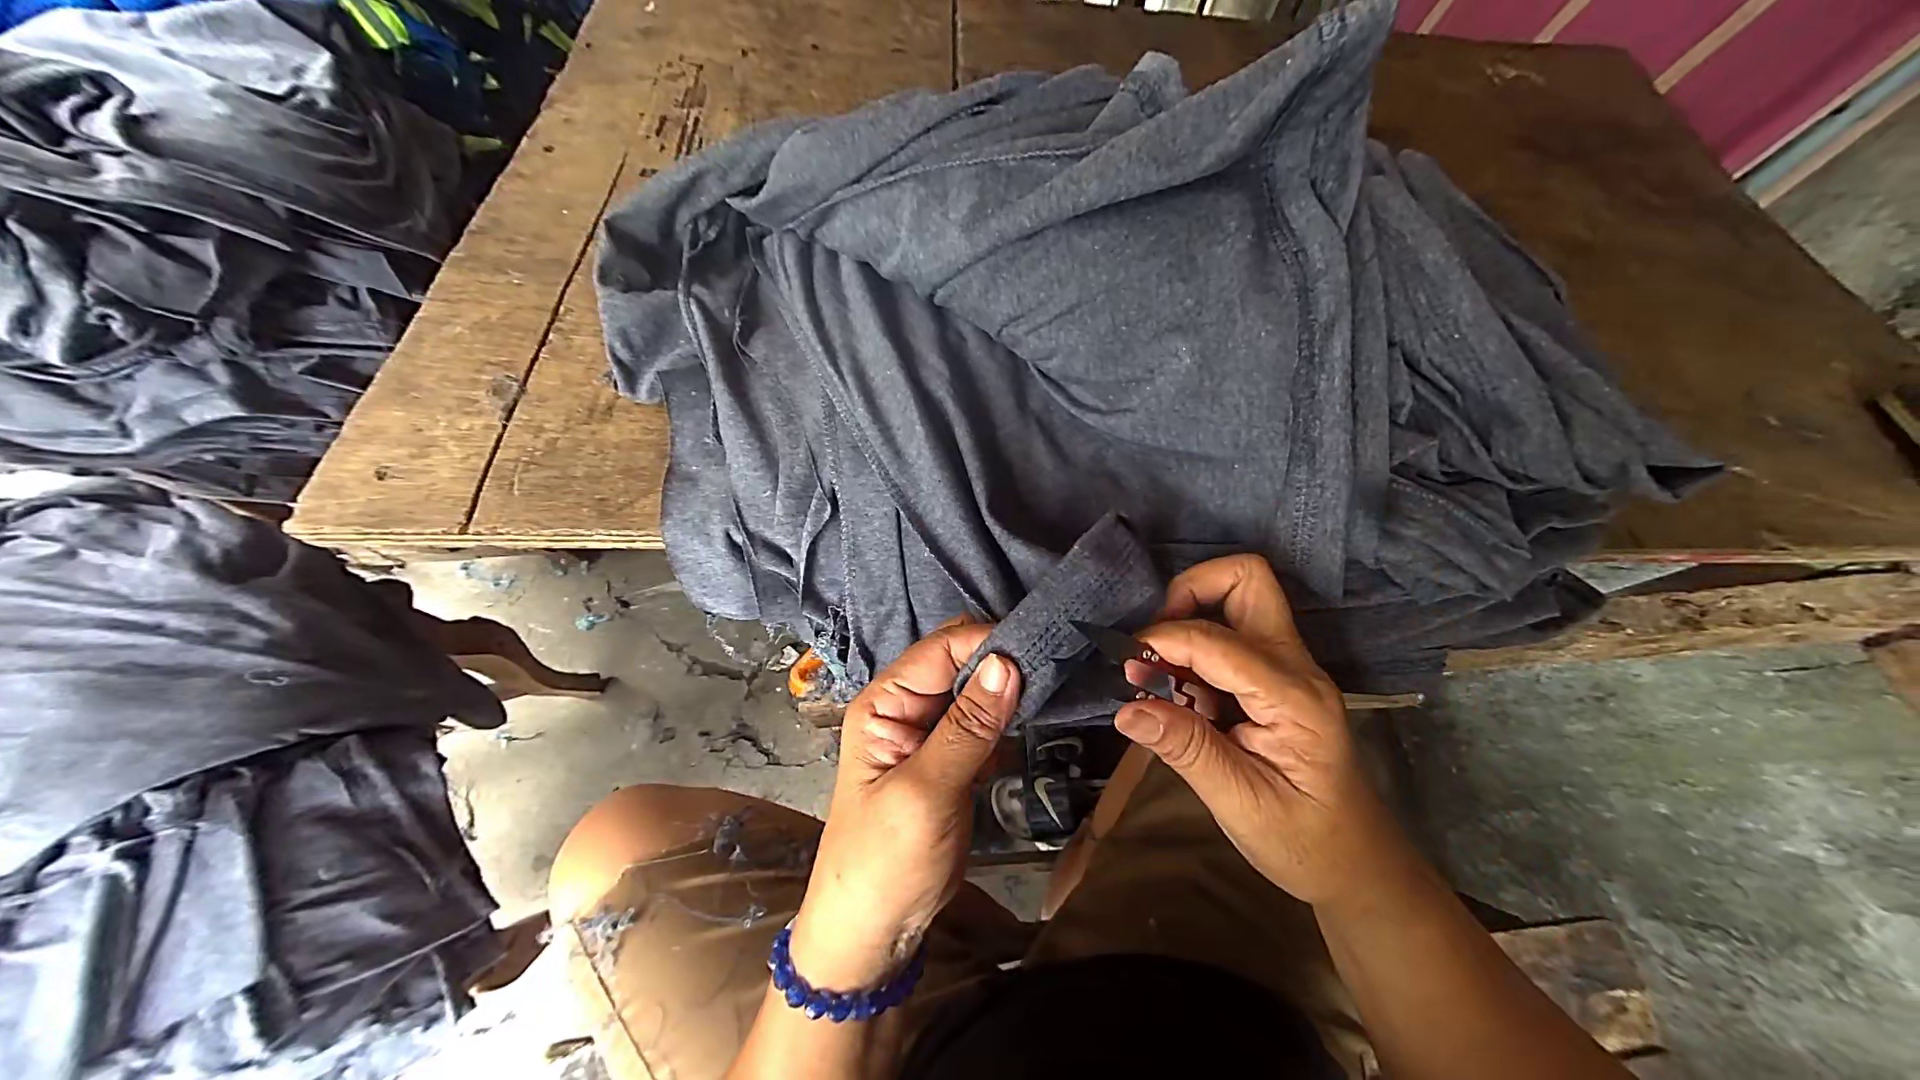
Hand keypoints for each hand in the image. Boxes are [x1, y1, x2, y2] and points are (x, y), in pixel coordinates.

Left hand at [788, 622, 1019, 989]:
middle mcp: (906, 707)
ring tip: (1054, 688)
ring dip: (1010, 690)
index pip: (941, 649)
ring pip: (976, 690)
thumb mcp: (925, 791)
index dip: (989, 643)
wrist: (873, 930)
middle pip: (960, 662)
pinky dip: (1007, 720)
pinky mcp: (952, 759)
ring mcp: (930, 734)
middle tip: (1055, 667)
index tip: (1040, 649)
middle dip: (1003, 662)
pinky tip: (1033, 721)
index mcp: (885, 702)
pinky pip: (984, 722)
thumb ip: (967, 726)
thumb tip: (1007, 663)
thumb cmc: (884, 860)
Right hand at [1114, 555, 1416, 906]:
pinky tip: (1180, 689)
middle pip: (1248, 580)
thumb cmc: (1305, 843)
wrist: (1356, 864)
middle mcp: (1296, 667)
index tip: (1126, 667)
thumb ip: (1186, 750)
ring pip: (1241, 595)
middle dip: (1190, 590)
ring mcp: (1290, 667)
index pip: (1217, 640)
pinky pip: (1233, 630)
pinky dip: (1196, 643)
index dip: (1163, 641)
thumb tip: (1127, 711)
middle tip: (1154, 642)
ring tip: (1160, 668)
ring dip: (1191, 614)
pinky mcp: (1276, 676)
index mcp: (1293, 698)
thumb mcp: (1240, 805)